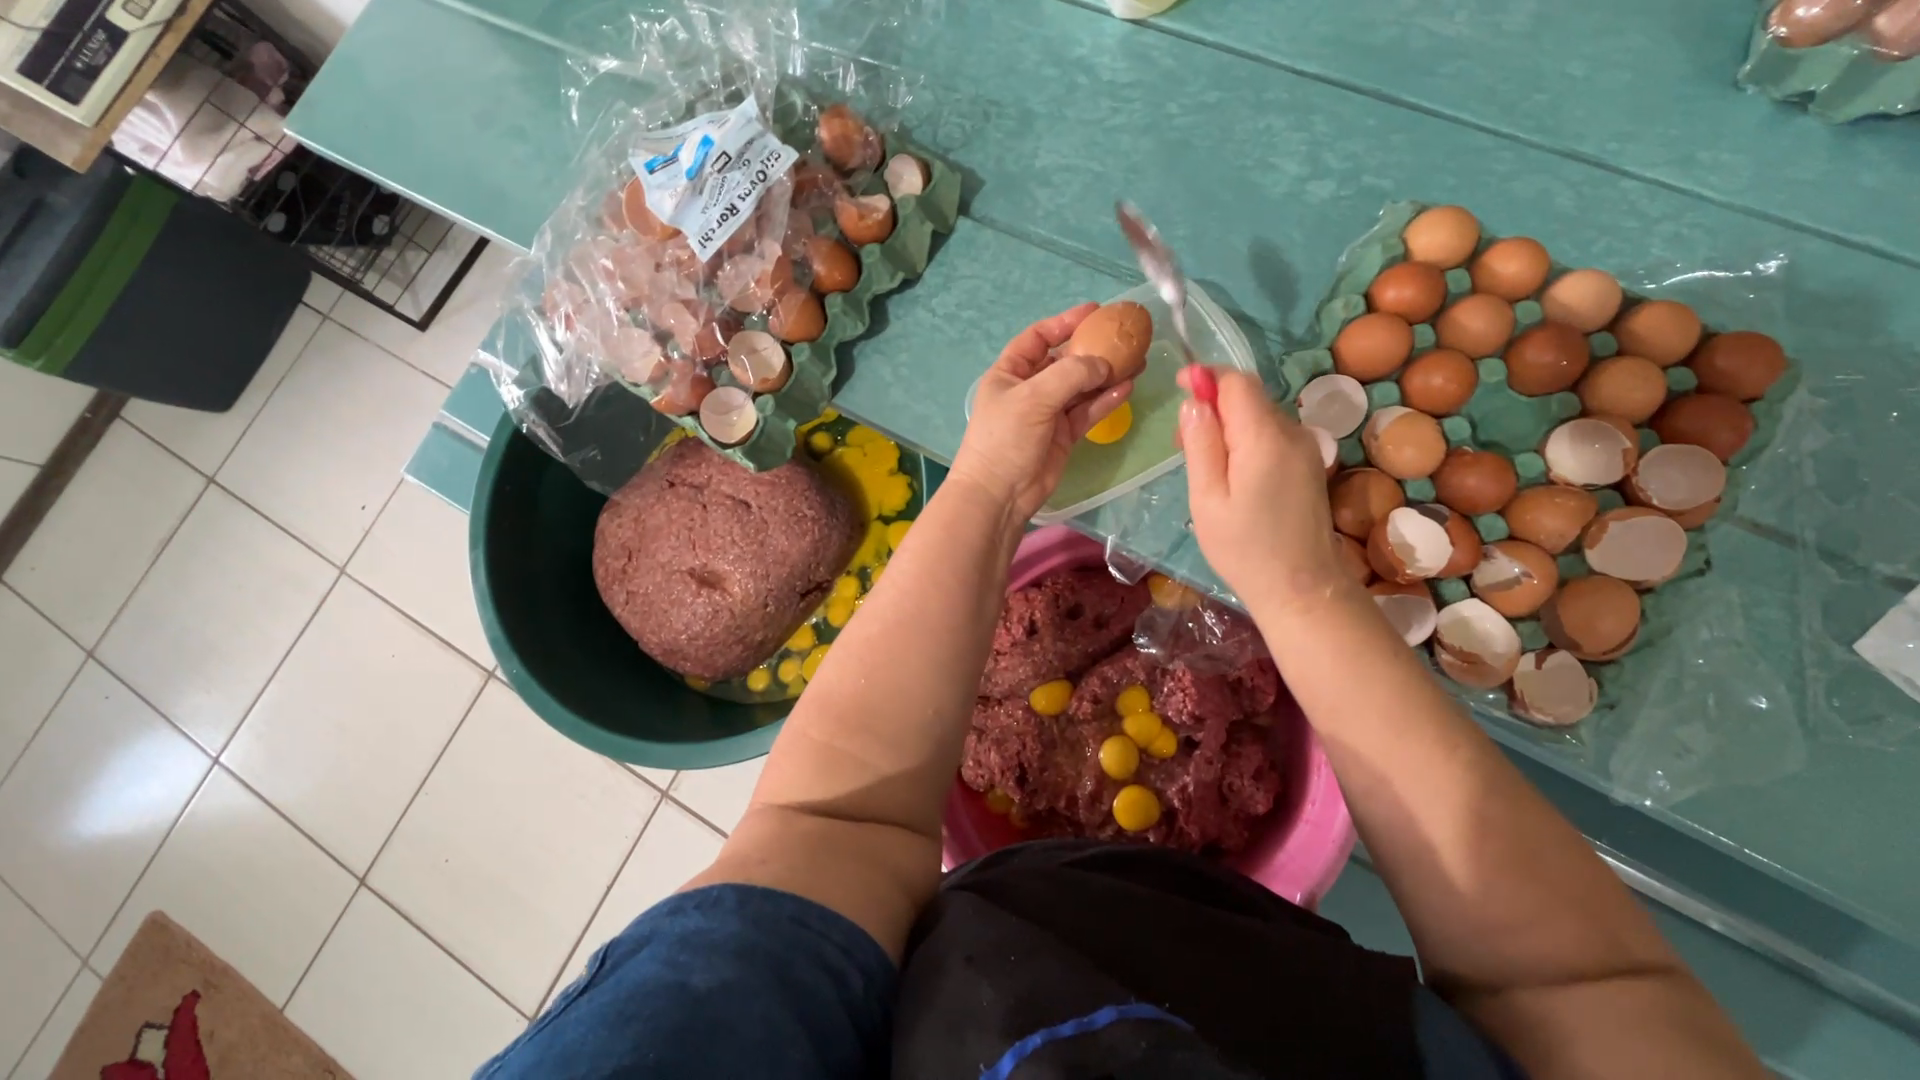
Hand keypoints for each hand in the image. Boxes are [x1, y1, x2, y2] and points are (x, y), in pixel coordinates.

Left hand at [952, 304, 1133, 521]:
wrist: (999, 494)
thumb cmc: (1006, 439)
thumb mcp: (1033, 398)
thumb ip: (1070, 375)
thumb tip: (1103, 364)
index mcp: (1010, 373)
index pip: (1037, 338)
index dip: (1064, 323)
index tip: (1094, 312)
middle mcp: (1029, 389)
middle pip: (1064, 361)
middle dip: (1093, 350)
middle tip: (1125, 339)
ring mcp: (1047, 413)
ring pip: (1081, 387)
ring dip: (1106, 375)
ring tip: (1137, 361)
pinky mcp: (1063, 436)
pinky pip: (1087, 412)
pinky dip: (1105, 401)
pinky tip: (1127, 388)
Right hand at [1178, 368, 1351, 620]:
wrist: (1301, 588)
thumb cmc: (1244, 548)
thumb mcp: (1207, 499)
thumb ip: (1201, 445)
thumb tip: (1194, 402)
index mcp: (1264, 438)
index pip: (1237, 382)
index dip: (1206, 377)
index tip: (1179, 386)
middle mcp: (1291, 433)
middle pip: (1249, 396)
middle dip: (1214, 405)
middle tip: (1183, 443)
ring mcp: (1305, 448)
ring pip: (1260, 416)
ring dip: (1229, 425)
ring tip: (1205, 466)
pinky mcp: (1309, 465)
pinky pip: (1272, 436)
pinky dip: (1247, 441)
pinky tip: (1232, 475)